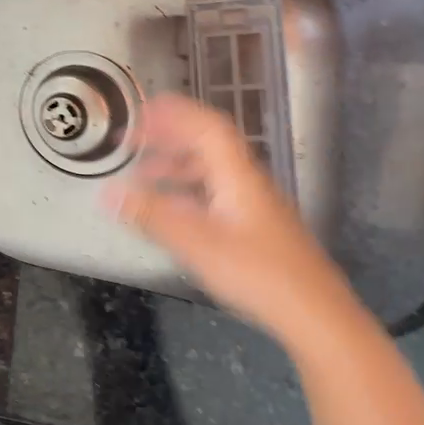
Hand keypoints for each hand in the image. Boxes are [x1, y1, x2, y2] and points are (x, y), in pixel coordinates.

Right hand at [107, 93, 365, 343]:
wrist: (315, 315)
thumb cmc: (257, 273)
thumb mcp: (196, 243)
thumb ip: (151, 215)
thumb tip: (108, 193)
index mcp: (237, 178)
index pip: (207, 129)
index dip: (175, 114)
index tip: (142, 109)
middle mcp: (248, 184)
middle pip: (208, 147)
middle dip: (168, 138)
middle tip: (132, 141)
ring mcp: (254, 207)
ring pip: (211, 172)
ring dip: (175, 165)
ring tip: (141, 175)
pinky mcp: (255, 229)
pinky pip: (214, 194)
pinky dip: (186, 190)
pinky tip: (169, 210)